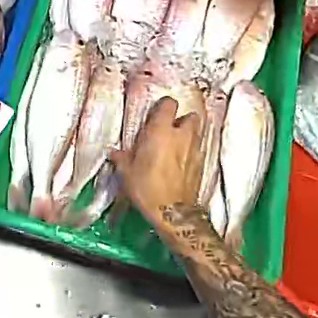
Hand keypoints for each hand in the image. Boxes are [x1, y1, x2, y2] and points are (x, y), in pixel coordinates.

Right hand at [110, 97, 205, 225]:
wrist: (173, 212)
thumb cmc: (146, 187)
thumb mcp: (126, 172)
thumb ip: (123, 158)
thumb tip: (116, 153)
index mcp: (161, 131)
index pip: (168, 105)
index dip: (163, 107)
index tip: (155, 114)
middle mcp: (182, 136)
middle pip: (190, 116)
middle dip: (182, 120)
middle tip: (168, 130)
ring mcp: (195, 150)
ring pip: (197, 133)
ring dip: (188, 135)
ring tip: (175, 145)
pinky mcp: (202, 165)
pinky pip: (198, 150)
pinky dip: (191, 151)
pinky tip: (181, 162)